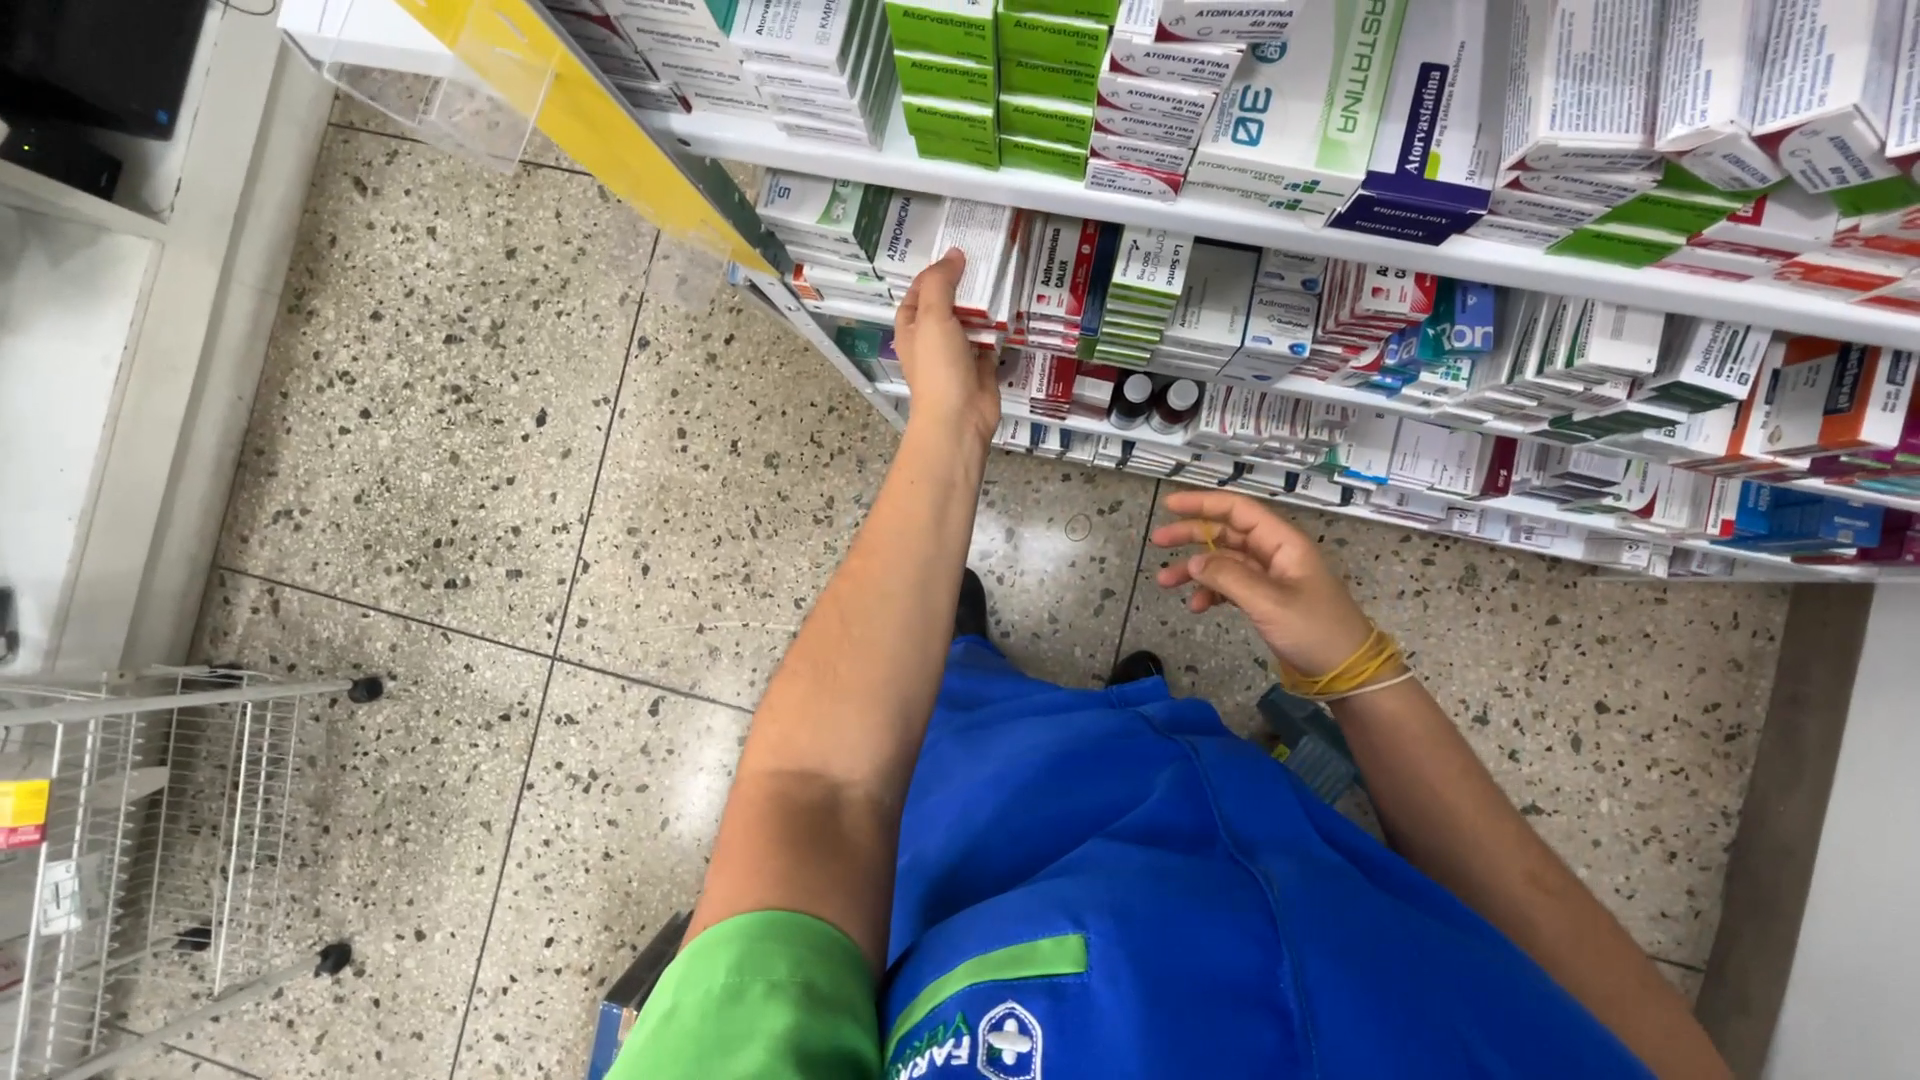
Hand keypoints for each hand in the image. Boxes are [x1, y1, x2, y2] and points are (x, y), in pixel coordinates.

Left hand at [895, 248, 999, 443]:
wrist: (959, 417)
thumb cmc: (938, 367)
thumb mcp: (932, 316)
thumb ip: (940, 282)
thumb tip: (954, 254)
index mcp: (911, 328)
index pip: (920, 290)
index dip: (936, 271)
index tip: (960, 252)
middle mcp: (932, 339)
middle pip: (948, 303)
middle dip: (965, 285)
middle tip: (989, 259)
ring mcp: (957, 354)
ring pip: (971, 321)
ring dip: (985, 305)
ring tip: (1004, 277)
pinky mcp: (981, 366)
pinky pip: (990, 340)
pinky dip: (999, 328)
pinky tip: (1012, 309)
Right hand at [1149, 490, 1378, 676]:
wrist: (1346, 672)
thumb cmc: (1314, 630)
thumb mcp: (1269, 602)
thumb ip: (1229, 577)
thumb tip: (1194, 562)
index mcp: (1283, 543)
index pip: (1239, 510)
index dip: (1204, 503)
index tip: (1170, 506)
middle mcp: (1275, 553)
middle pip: (1227, 533)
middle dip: (1191, 535)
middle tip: (1158, 542)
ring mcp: (1270, 577)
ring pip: (1224, 561)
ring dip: (1195, 569)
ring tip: (1165, 582)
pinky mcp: (1266, 600)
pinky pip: (1230, 585)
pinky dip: (1210, 592)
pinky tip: (1196, 606)